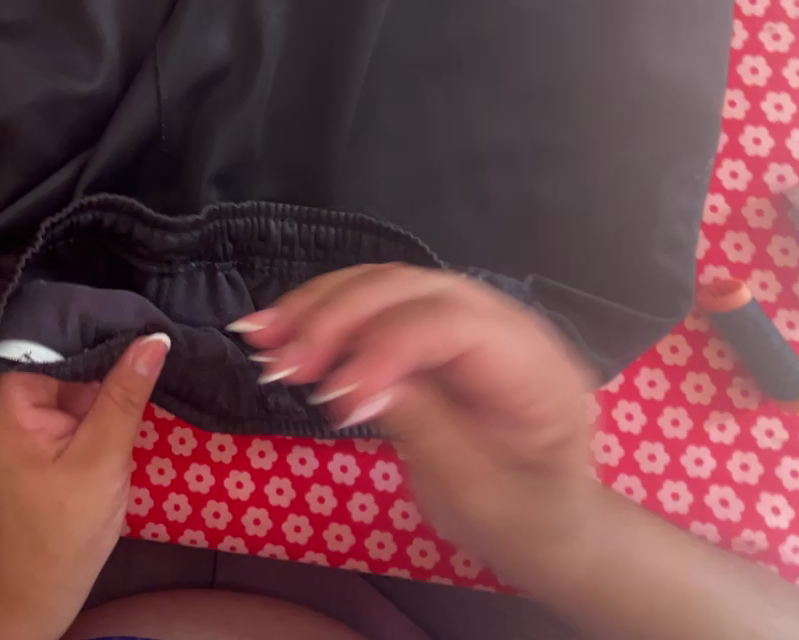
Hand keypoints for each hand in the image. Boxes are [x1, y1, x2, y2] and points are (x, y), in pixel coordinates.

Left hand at [0, 334, 169, 626]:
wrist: (48, 579)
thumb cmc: (65, 524)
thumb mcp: (101, 457)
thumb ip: (125, 394)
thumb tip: (154, 337)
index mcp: (11, 390)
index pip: (51, 333)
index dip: (92, 315)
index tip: (136, 304)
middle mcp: (18, 386)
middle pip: (65, 343)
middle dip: (106, 330)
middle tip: (152, 312)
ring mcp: (38, 400)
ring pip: (79, 360)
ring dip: (112, 351)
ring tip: (151, 323)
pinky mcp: (57, 414)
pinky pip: (85, 381)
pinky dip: (110, 376)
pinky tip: (139, 356)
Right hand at [232, 265, 604, 588]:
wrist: (538, 515)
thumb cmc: (520, 516)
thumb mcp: (479, 493)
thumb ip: (425, 429)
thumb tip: (352, 385)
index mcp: (533, 364)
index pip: (452, 327)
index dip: (385, 349)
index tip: (333, 398)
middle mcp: (497, 318)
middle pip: (406, 288)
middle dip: (336, 317)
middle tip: (282, 363)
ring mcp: (456, 311)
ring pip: (373, 283)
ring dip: (311, 306)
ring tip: (261, 338)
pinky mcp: (418, 318)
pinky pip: (359, 298)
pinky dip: (311, 310)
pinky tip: (272, 329)